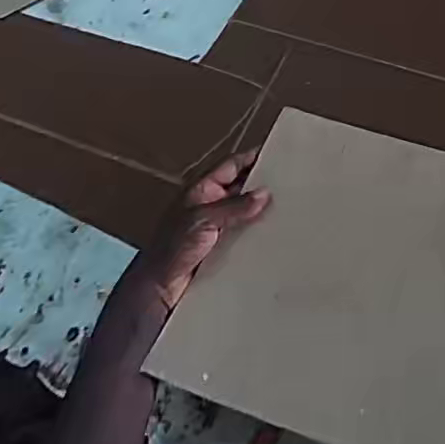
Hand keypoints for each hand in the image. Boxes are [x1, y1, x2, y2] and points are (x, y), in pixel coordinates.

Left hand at [140, 148, 269, 309]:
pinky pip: (243, 233)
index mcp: (201, 188)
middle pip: (240, 187)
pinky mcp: (220, 246)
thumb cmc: (170, 248)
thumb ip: (234, 207)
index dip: (251, 158)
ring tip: (285, 208)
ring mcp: (215, 225)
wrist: (158, 289)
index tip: (274, 154)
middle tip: (286, 183)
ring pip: (243, 211)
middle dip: (260, 185)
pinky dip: (255, 232)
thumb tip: (263, 194)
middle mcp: (209, 203)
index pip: (232, 165)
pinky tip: (271, 234)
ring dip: (259, 211)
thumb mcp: (204, 219)